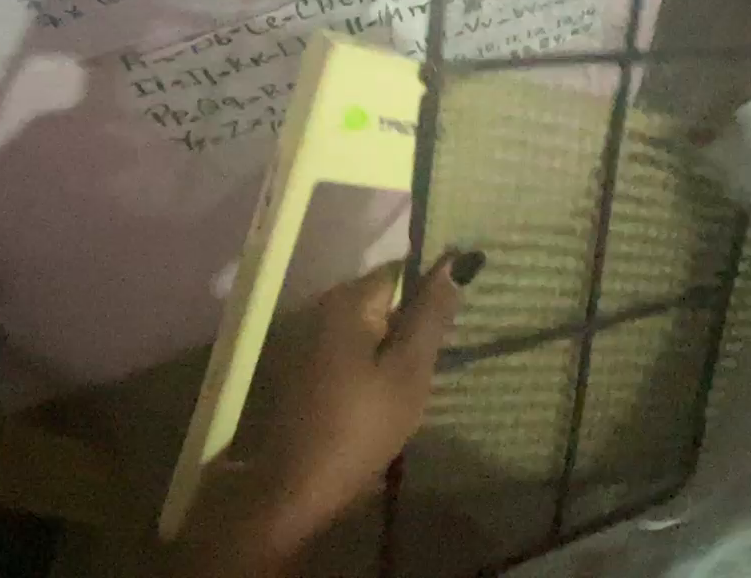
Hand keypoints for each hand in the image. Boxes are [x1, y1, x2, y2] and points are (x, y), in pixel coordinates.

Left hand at [177, 254, 472, 571]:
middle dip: (412, 319)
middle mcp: (324, 305)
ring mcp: (309, 334)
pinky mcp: (305, 364)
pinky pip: (349, 345)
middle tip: (438, 354)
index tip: (453, 319)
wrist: (295, 489)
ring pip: (368, 323)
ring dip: (392, 342)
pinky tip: (384, 390)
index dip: (431, 289)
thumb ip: (431, 314)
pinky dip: (371, 358)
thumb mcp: (408, 371)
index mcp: (349, 299)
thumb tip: (456, 261)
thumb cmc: (360, 426)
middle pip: (383, 296)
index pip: (402, 271)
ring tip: (415, 374)